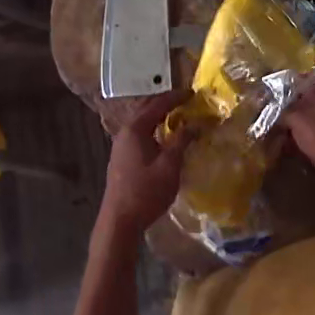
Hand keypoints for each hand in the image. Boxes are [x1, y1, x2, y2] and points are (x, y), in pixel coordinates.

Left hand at [100, 91, 193, 238]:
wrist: (119, 221)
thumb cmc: (146, 191)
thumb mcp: (170, 165)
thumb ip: (182, 140)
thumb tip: (195, 123)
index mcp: (135, 129)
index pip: (158, 104)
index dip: (176, 97)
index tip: (194, 93)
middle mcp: (125, 133)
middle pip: (146, 109)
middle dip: (166, 102)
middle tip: (186, 100)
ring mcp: (121, 146)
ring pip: (142, 121)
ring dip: (159, 115)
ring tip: (179, 115)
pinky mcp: (123, 158)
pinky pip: (140, 133)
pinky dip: (154, 128)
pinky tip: (165, 137)